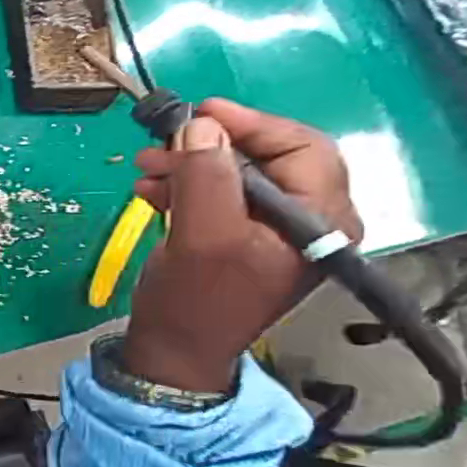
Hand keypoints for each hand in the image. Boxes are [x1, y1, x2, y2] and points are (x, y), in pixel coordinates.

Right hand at [123, 98, 360, 392]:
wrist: (173, 354)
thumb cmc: (195, 301)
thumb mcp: (201, 236)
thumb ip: (206, 177)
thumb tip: (199, 126)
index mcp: (320, 219)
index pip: (301, 148)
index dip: (251, 124)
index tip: (200, 113)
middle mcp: (306, 222)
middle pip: (265, 161)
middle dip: (209, 149)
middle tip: (160, 144)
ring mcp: (271, 235)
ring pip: (235, 180)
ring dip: (189, 169)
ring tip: (145, 168)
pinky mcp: (238, 244)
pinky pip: (217, 202)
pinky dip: (184, 190)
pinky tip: (151, 191)